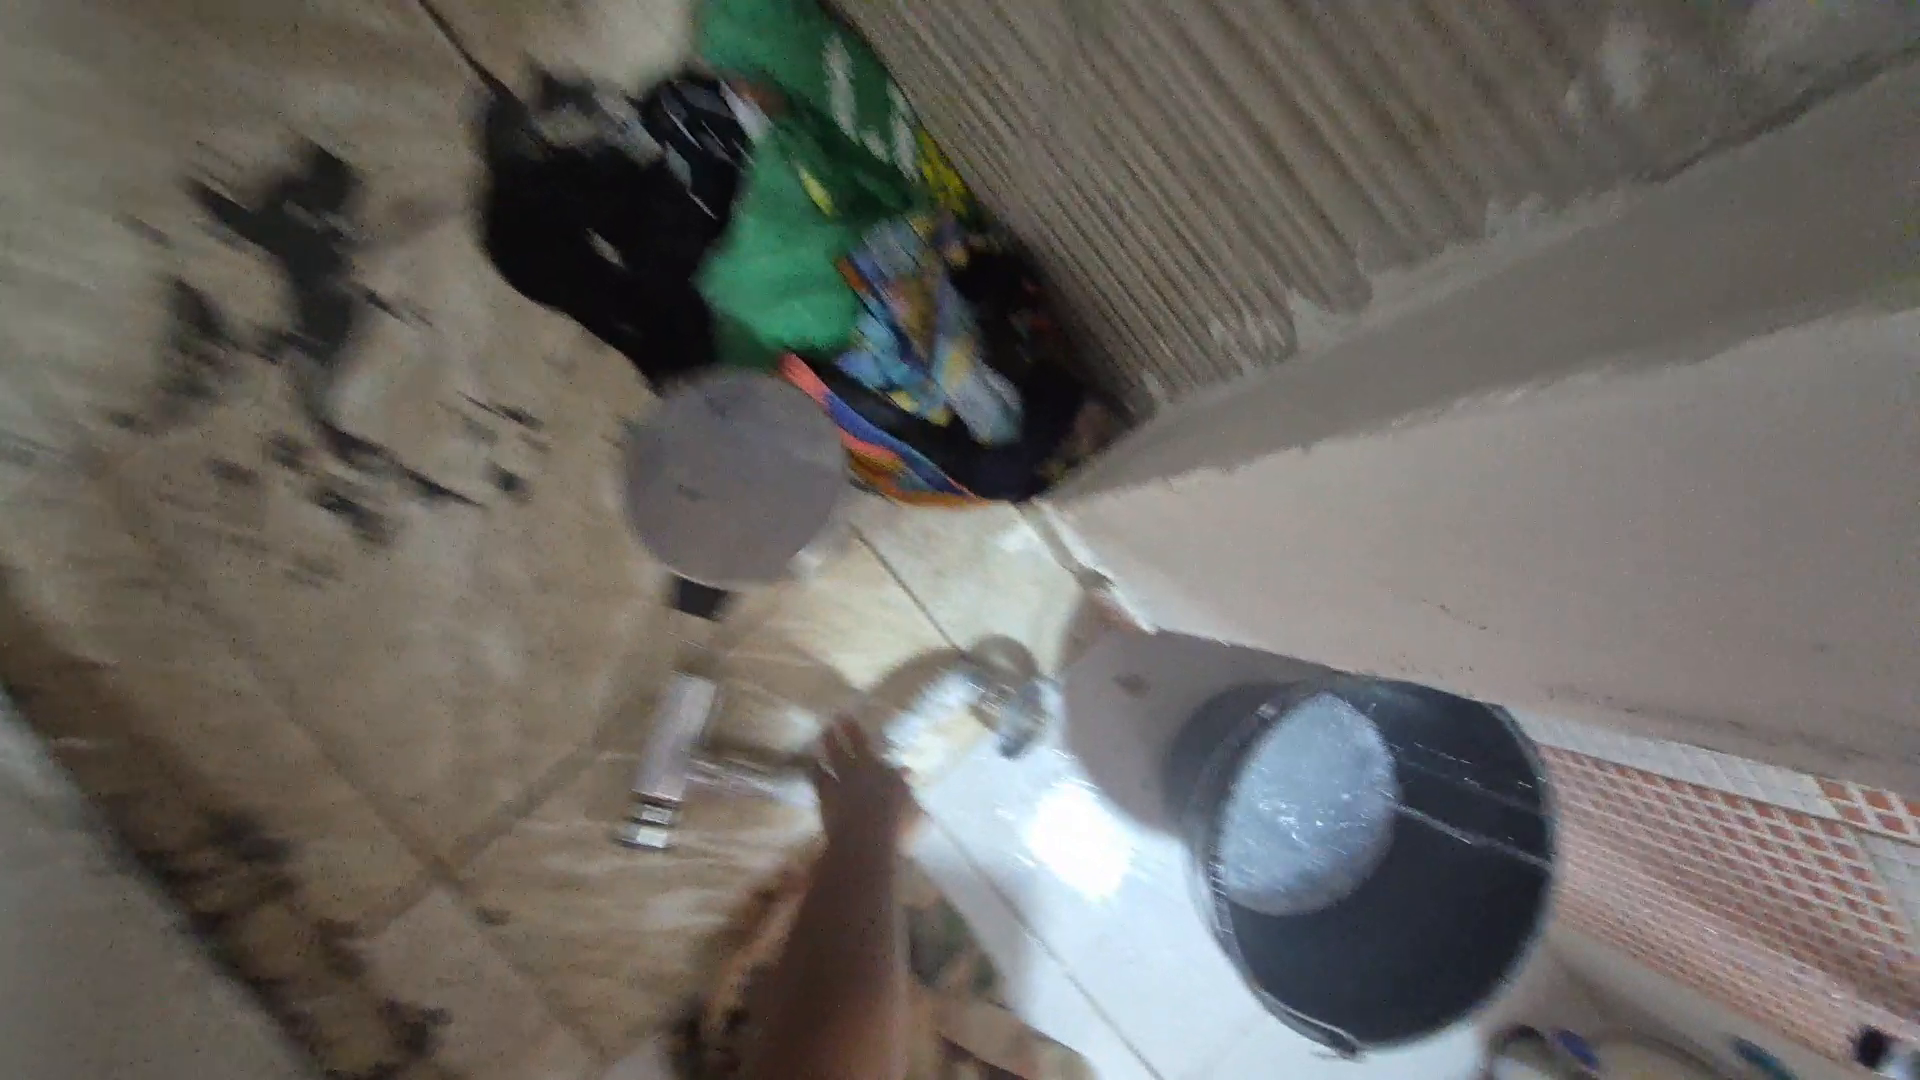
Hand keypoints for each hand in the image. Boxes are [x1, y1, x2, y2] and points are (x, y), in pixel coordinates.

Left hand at [810, 718, 915, 855]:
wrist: (864, 841)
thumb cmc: (898, 830)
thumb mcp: (917, 817)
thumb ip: (916, 805)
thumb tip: (917, 800)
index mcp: (891, 776)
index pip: (890, 764)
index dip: (889, 761)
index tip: (887, 756)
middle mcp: (867, 770)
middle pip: (858, 745)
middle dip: (850, 730)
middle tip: (842, 716)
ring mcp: (844, 780)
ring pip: (836, 754)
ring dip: (830, 742)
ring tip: (825, 730)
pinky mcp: (826, 793)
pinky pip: (819, 776)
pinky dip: (816, 769)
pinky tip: (813, 762)